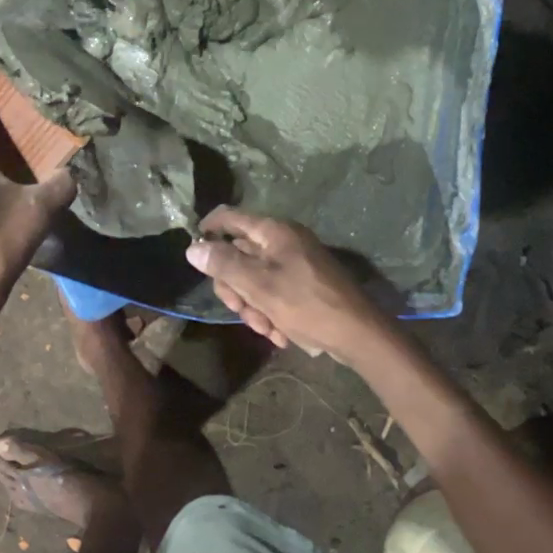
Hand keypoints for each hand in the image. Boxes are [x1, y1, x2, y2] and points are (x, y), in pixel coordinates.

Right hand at [184, 207, 389, 359]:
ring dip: (252, 305)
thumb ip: (224, 264)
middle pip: (239, 254)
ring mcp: (295, 262)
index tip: (194, 254)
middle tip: (239, 310)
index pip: (229, 217)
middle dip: (234, 286)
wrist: (359, 334)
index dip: (208, 231)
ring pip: (255, 278)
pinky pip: (274, 292)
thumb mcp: (259, 285)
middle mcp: (283, 241)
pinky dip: (271, 311)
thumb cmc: (306, 304)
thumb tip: (193, 247)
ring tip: (264, 328)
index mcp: (273, 231)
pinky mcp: (305, 284)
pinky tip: (279, 333)